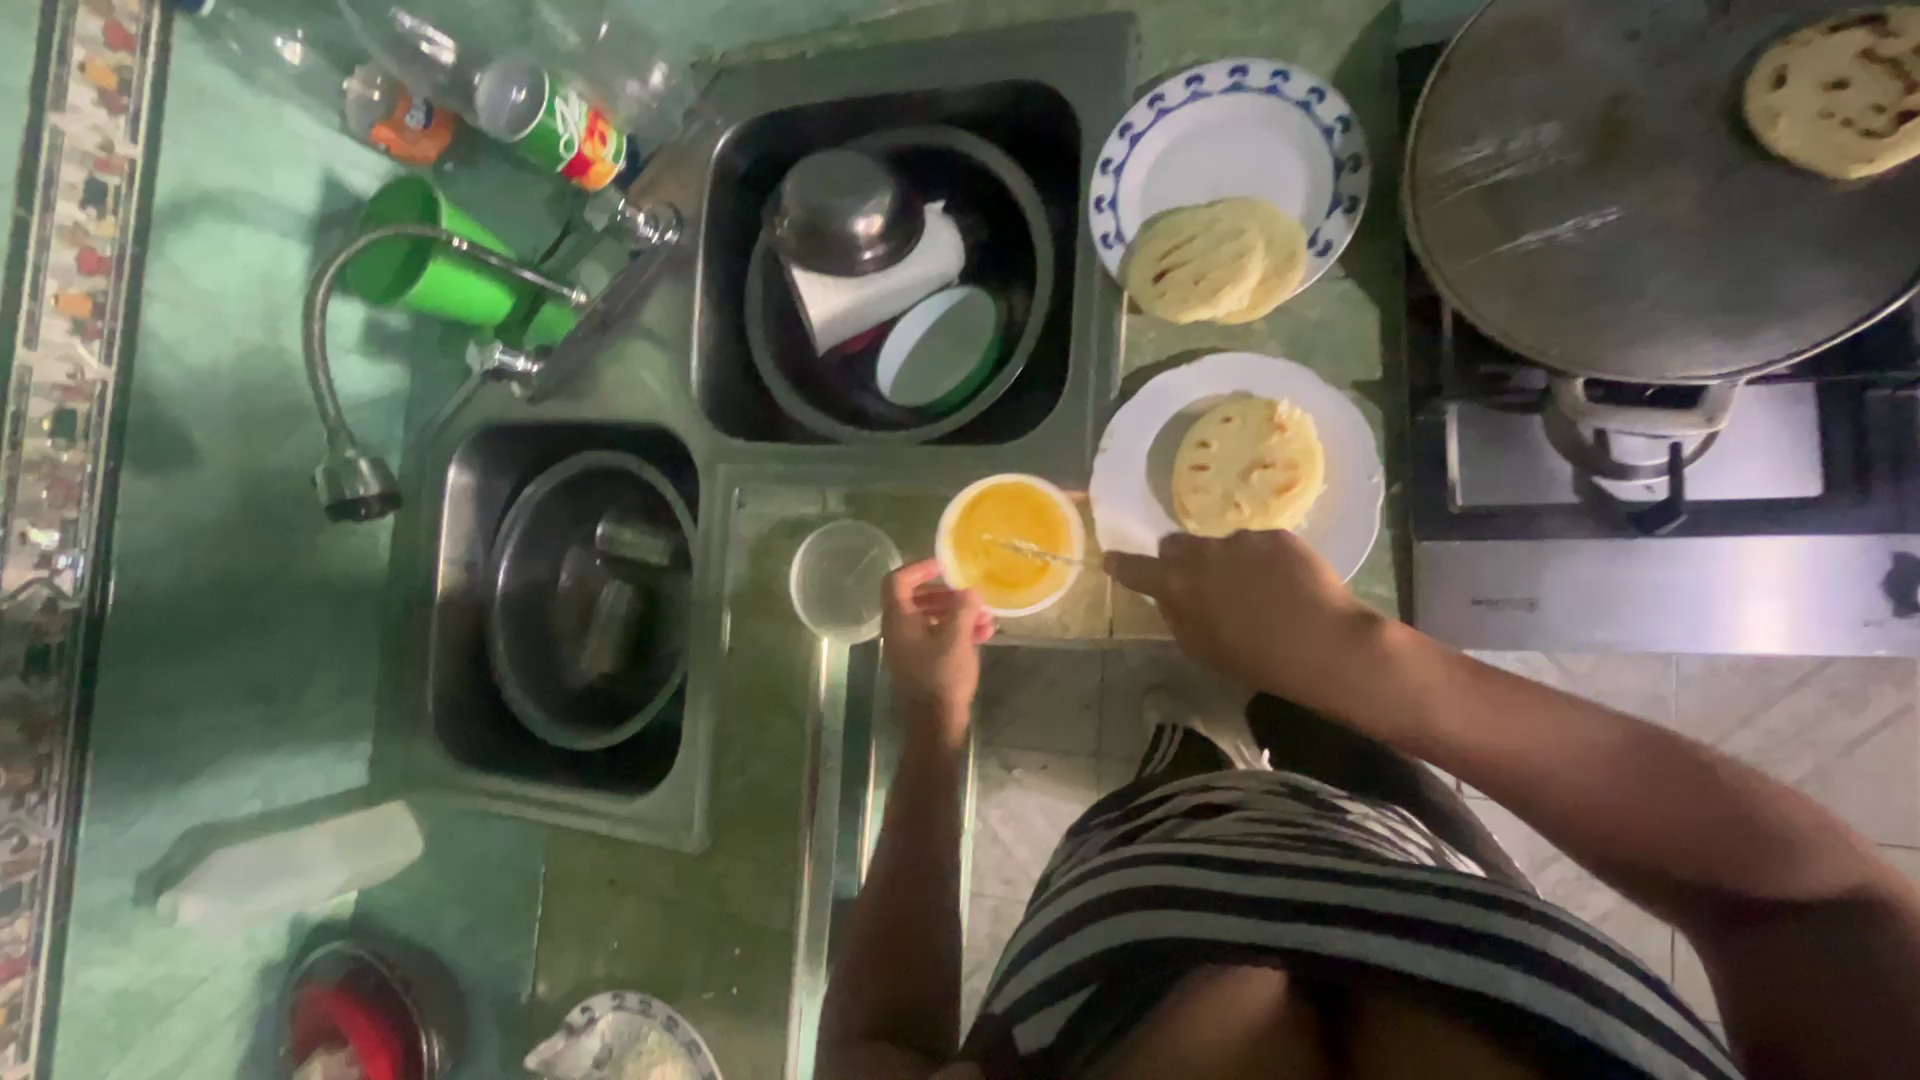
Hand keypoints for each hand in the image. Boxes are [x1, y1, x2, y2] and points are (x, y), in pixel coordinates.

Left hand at [881, 560, 995, 715]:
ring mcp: (910, 648)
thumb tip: (970, 592)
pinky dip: (957, 631)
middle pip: (917, 598)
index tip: (944, 566)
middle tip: (971, 596)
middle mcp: (899, 630)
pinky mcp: (922, 662)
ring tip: (986, 619)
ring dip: (958, 614)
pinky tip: (983, 635)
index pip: (897, 580)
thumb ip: (963, 609)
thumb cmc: (942, 677)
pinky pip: (937, 636)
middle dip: (947, 594)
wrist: (936, 723)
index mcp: (898, 620)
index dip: (918, 567)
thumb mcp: (956, 638)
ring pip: (931, 618)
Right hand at [1105, 530, 1384, 707]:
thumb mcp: (1201, 648)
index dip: (1122, 564)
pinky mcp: (1276, 535)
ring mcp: (1241, 539)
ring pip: (1221, 545)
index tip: (1113, 560)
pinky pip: (1258, 545)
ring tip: (1256, 590)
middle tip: (1200, 582)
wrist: (1323, 643)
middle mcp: (1202, 552)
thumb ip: (1177, 617)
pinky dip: (1262, 561)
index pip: (1135, 568)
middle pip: (1176, 544)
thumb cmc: (1256, 658)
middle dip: (1180, 559)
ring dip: (1226, 561)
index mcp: (1177, 584)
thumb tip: (1169, 598)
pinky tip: (1283, 584)